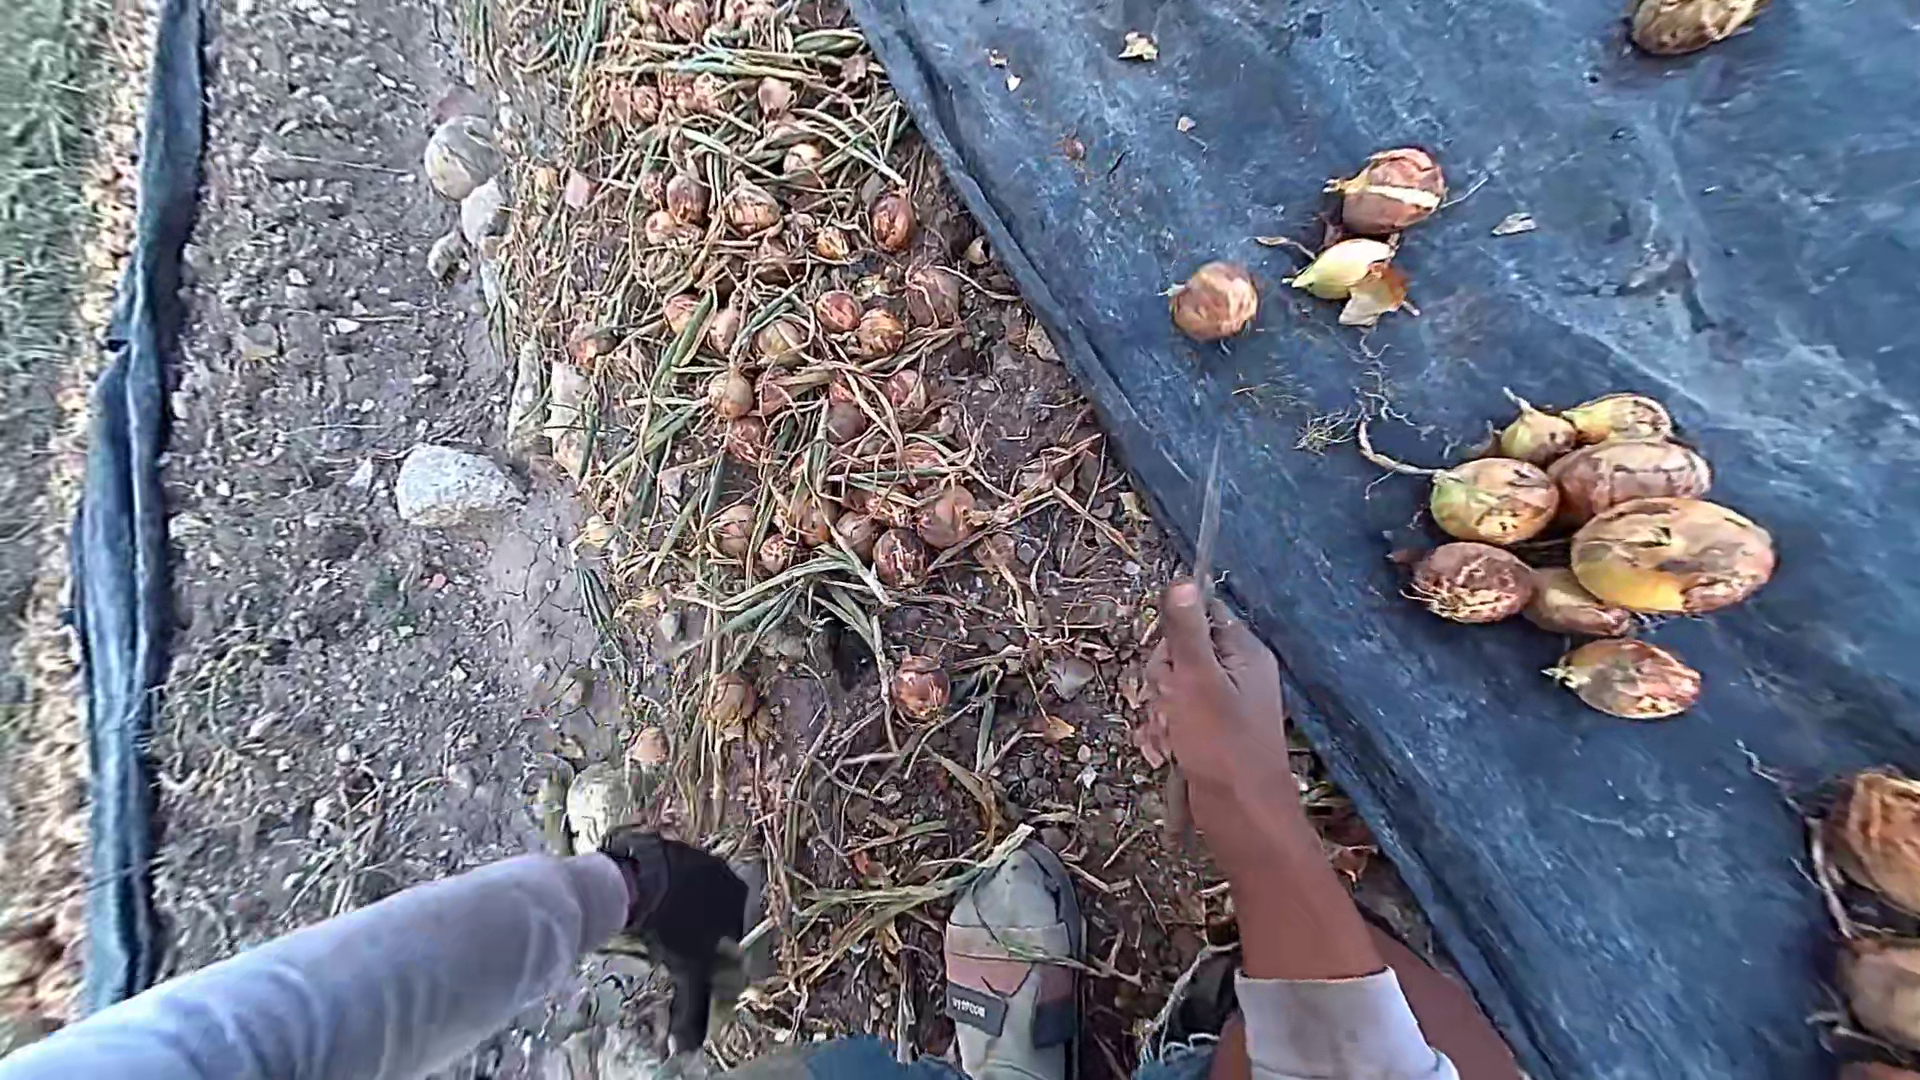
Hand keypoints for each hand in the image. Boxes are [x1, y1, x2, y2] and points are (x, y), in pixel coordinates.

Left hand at [597, 829, 746, 1053]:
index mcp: (739, 896)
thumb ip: (694, 1008)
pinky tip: (654, 919)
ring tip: (665, 944)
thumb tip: (689, 1050)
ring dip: (689, 921)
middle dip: (706, 942)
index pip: (737, 936)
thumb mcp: (688, 969)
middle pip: (720, 916)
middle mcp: (727, 874)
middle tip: (684, 963)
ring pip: (700, 899)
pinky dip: (672, 904)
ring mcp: (702, 860)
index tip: (704, 980)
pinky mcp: (676, 854)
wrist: (641, 879)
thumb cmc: (673, 923)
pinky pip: (679, 885)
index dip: (722, 963)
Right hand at [1147, 581, 1383, 980]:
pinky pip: (1173, 712)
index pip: (1199, 614)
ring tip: (1164, 735)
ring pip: (1169, 684)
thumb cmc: (1222, 747)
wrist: (1243, 822)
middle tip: (1167, 704)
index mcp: (1243, 652)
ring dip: (1157, 708)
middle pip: (1178, 650)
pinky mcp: (1209, 729)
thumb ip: (1186, 631)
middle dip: (1161, 679)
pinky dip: (1162, 729)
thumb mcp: (1197, 681)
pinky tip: (1162, 749)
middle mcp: (1235, 672)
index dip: (1173, 634)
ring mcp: (1222, 702)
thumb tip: (1182, 578)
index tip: (1168, 663)